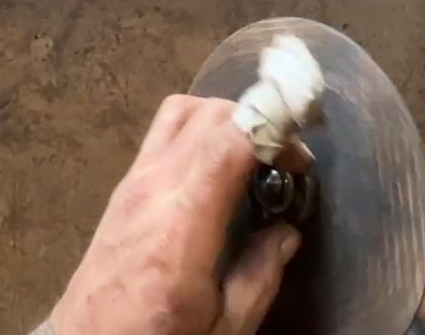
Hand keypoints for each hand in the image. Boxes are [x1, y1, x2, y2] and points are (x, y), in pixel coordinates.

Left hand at [49, 96, 302, 334]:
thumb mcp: (223, 329)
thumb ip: (259, 276)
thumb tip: (286, 232)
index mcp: (182, 224)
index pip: (226, 142)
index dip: (268, 128)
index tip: (300, 153)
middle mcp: (154, 186)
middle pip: (208, 114)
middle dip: (255, 121)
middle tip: (286, 158)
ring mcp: (134, 178)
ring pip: (181, 111)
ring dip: (223, 116)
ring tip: (251, 151)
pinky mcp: (124, 183)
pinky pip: (163, 130)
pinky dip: (197, 127)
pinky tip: (216, 163)